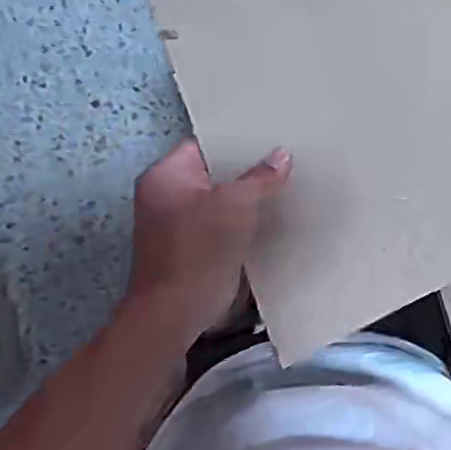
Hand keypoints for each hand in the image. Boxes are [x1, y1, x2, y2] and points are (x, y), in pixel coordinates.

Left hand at [127, 139, 291, 343]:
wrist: (175, 313)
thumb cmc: (199, 250)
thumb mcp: (236, 204)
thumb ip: (260, 177)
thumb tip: (281, 156)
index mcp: (166, 175)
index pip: (206, 144)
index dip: (238, 139)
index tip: (271, 137)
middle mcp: (166, 195)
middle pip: (214, 172)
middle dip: (247, 169)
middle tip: (285, 159)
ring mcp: (178, 223)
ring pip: (220, 198)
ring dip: (247, 197)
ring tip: (284, 184)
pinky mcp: (192, 247)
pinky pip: (222, 222)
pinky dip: (242, 220)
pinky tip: (272, 215)